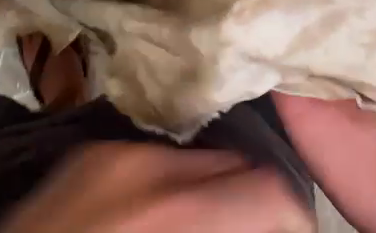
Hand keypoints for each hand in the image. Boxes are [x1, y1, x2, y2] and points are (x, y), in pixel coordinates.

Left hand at [0, 142, 313, 232]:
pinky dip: (169, 183)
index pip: (272, 188)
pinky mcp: (83, 153)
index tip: (293, 230)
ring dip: (211, 188)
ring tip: (206, 222)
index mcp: (175, 209)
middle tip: (251, 227)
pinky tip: (158, 215)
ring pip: (195, 155)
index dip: (293, 216)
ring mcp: (108, 150)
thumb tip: (266, 217)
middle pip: (238, 161)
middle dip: (252, 199)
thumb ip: (230, 228)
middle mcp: (144, 161)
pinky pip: (151, 155)